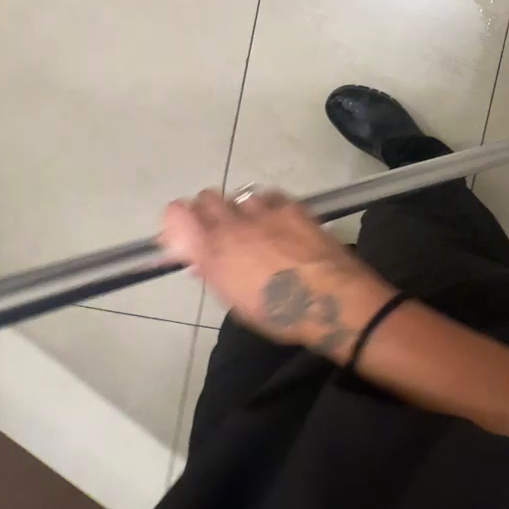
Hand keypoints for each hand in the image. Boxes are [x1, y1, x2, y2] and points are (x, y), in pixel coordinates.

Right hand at [159, 188, 395, 361]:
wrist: (331, 298)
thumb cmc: (280, 312)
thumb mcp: (235, 300)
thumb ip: (213, 271)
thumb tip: (197, 257)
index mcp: (214, 251)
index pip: (177, 214)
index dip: (178, 220)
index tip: (184, 233)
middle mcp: (235, 224)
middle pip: (206, 198)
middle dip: (207, 212)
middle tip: (219, 231)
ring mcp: (266, 211)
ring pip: (239, 196)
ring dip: (240, 209)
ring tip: (253, 228)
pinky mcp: (293, 206)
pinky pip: (269, 196)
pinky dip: (267, 206)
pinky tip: (276, 222)